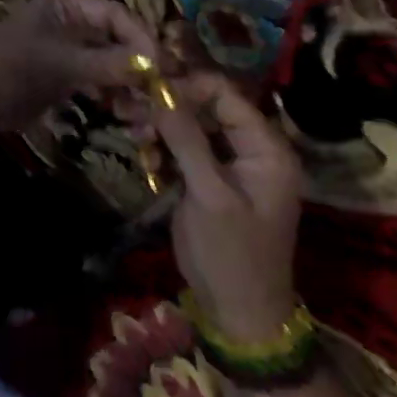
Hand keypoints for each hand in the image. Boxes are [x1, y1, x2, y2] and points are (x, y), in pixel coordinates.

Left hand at [0, 0, 157, 132]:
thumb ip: (110, 63)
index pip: (116, 14)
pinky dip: (114, 97)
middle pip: (117, 40)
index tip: (162, 66)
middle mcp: (68, 23)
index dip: (141, 38)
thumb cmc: (14, 68)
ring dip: (130, 86)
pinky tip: (128, 116)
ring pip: (111, 65)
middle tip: (165, 92)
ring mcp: (66, 52)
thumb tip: (159, 65)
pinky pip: (99, 83)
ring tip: (144, 111)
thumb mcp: (64, 63)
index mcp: (64, 6)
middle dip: (140, 65)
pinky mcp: (64, 78)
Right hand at [152, 73, 302, 341]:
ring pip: (190, 126)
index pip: (226, 95)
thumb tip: (162, 94)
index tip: (147, 92)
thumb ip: (188, 141)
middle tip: (129, 111)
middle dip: (168, 106)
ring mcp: (230, 165)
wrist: (237, 308)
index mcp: (266, 150)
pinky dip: (163, 147)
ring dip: (160, 127)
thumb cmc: (232, 252)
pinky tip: (145, 157)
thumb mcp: (210, 195)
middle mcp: (251, 150)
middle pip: (206, 107)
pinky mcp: (209, 179)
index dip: (187, 87)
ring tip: (135, 136)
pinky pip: (184, 148)